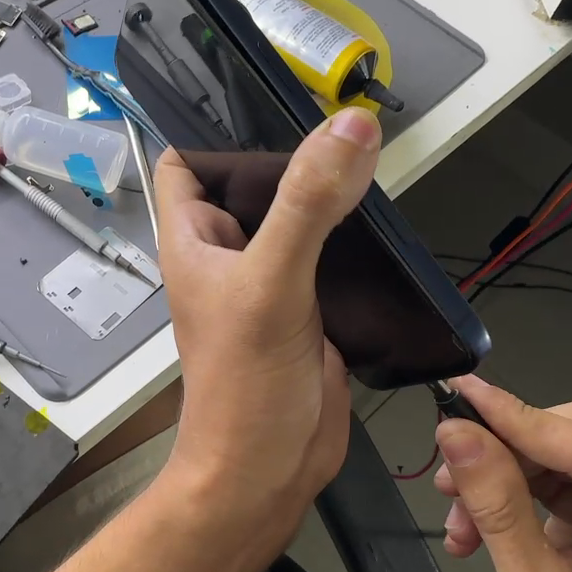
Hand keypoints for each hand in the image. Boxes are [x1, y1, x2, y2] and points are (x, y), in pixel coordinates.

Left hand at [153, 108, 381, 532]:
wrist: (269, 472)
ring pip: (296, 221)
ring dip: (327, 198)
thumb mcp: (271, 285)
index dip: (214, 132)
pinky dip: (352, 240)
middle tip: (349, 125)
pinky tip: (386, 224)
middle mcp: (228, 255)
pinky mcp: (310, 311)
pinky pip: (329, 259)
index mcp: (195, 241)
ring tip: (375, 161)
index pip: (185, 164)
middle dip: (292, 158)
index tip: (272, 99)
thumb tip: (350, 126)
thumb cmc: (246, 385)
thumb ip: (306, 206)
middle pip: (253, 185)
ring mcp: (271, 283)